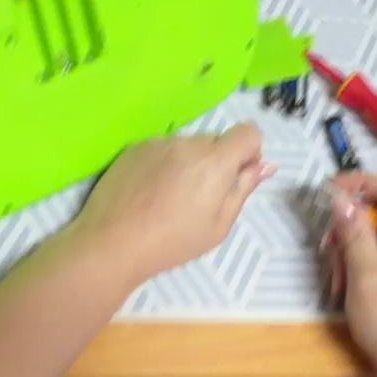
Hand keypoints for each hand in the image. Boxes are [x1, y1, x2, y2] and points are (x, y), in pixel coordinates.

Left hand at [67, 123, 274, 285]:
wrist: (112, 243)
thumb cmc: (172, 243)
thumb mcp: (218, 226)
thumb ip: (243, 190)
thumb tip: (264, 166)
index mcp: (215, 161)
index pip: (248, 132)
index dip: (249, 152)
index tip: (237, 177)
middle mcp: (187, 143)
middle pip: (215, 141)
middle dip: (217, 162)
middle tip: (199, 198)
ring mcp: (157, 143)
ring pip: (186, 146)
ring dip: (188, 163)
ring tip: (169, 199)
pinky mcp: (133, 148)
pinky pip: (161, 150)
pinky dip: (163, 165)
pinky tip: (149, 193)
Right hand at [325, 172, 376, 376]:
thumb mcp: (365, 275)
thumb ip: (354, 233)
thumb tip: (341, 197)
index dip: (361, 182)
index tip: (328, 192)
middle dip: (349, 225)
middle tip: (328, 249)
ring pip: (374, 238)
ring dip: (349, 250)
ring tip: (338, 280)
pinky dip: (357, 266)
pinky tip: (346, 289)